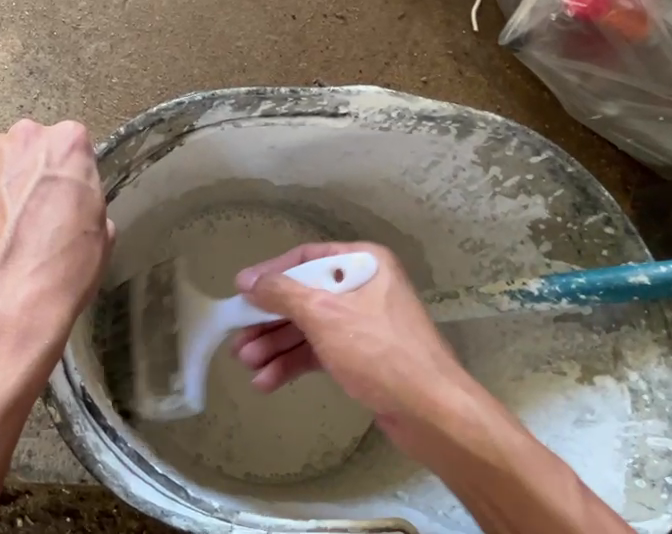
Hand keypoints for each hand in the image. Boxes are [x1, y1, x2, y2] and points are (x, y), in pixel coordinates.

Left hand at [0, 119, 113, 363]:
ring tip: (9, 229)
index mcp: (67, 143)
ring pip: (0, 163)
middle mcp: (23, 138)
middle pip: (33, 146)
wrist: (2, 306)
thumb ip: (87, 198)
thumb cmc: (59, 270)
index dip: (72, 172)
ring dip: (5, 185)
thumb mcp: (100, 234)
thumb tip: (75, 207)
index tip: (69, 195)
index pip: (73, 143)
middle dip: (35, 171)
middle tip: (39, 212)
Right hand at [232, 242, 476, 446]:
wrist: (432, 413)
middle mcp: (363, 286)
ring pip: (308, 326)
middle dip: (268, 321)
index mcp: (361, 263)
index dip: (268, 275)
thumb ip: (281, 292)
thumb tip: (246, 280)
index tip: (240, 294)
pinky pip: (320, 350)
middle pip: (302, 296)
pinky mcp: (363, 356)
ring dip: (276, 345)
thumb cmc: (377, 350)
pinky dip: (294, 363)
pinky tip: (267, 381)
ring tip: (247, 364)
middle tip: (239, 340)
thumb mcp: (323, 313)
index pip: (303, 258)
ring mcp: (363, 322)